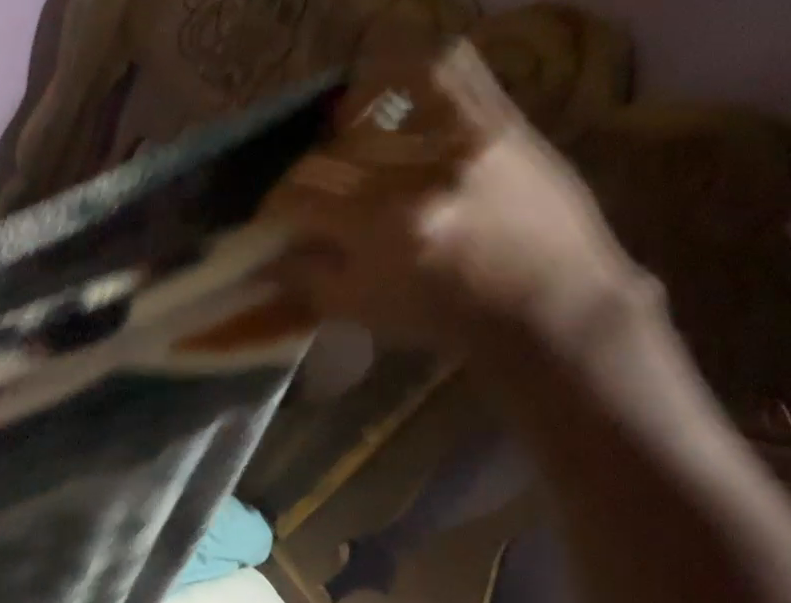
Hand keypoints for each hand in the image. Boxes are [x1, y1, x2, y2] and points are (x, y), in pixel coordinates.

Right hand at [262, 43, 650, 359]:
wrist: (549, 303)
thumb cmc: (446, 318)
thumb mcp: (360, 310)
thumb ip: (306, 276)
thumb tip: (265, 256)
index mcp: (380, 229)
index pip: (297, 197)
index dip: (272, 209)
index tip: (272, 223)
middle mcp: (420, 175)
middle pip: (330, 156)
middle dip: (305, 181)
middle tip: (308, 199)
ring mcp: (464, 141)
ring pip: (379, 107)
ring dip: (345, 127)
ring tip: (342, 143)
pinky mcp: (498, 123)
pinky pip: (445, 70)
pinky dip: (403, 77)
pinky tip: (385, 101)